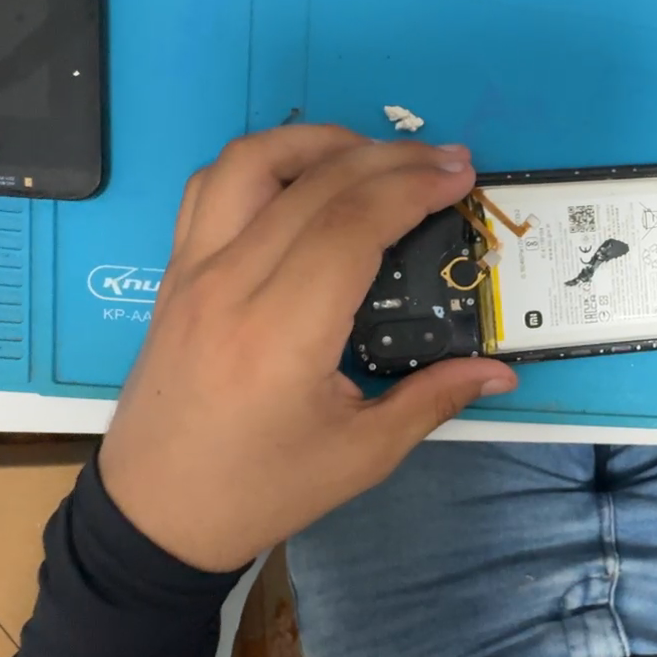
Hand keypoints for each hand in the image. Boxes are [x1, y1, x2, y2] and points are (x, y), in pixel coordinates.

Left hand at [98, 126, 517, 571]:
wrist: (156, 514)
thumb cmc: (265, 487)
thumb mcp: (364, 455)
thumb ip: (435, 399)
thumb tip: (501, 371)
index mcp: (282, 333)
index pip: (351, 225)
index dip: (413, 188)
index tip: (461, 177)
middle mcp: (231, 284)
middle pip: (315, 184)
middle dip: (392, 159)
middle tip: (447, 161)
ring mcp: (193, 271)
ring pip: (250, 163)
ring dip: (322, 142)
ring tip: (378, 153)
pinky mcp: (176, 273)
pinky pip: (214, 187)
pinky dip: (267, 161)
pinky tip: (306, 176)